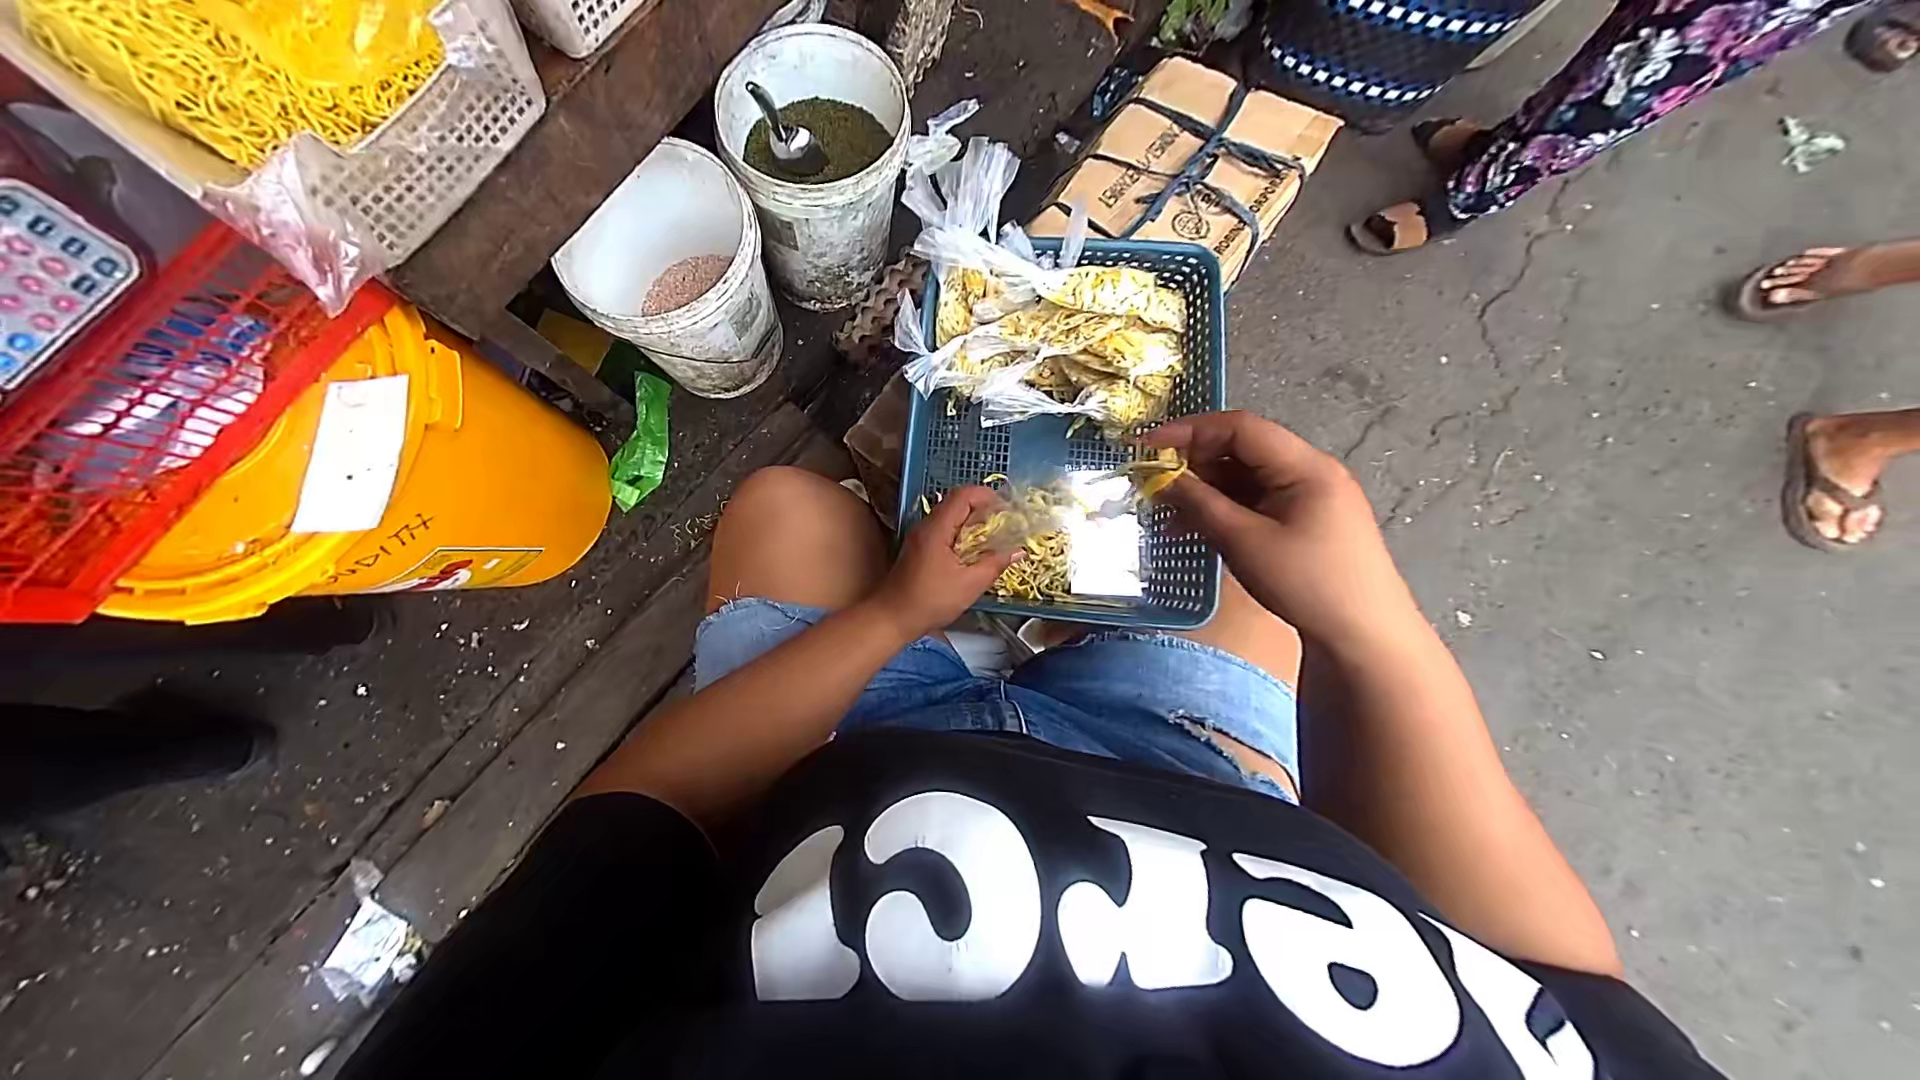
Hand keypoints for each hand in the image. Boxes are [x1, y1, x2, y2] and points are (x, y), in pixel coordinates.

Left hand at [868, 486, 1020, 639]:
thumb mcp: (970, 585)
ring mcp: (920, 537)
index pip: (962, 496)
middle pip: (955, 503)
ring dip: (972, 522)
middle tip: (1004, 522)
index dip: (986, 495)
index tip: (1005, 507)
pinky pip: (943, 530)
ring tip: (993, 536)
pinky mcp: (918, 548)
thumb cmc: (929, 601)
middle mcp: (926, 527)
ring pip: (949, 517)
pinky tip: (973, 551)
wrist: (891, 617)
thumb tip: (1017, 551)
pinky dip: (961, 533)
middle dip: (982, 508)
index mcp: (937, 529)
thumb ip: (995, 564)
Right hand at [1145, 411, 1419, 650]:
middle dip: (1195, 462)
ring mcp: (1309, 497)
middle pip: (1242, 450)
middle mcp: (1309, 471)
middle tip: (1155, 484)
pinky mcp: (1304, 521)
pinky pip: (1256, 501)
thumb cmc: (1306, 584)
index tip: (1148, 446)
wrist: (1364, 636)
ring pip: (1246, 478)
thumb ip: (1200, 503)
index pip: (1240, 427)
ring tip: (1168, 513)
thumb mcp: (1244, 541)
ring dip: (1205, 490)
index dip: (1190, 430)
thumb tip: (1163, 479)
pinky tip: (1195, 528)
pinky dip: (1224, 509)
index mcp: (1304, 466)